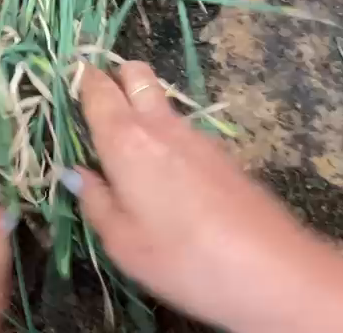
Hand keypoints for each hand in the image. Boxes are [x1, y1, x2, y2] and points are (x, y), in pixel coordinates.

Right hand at [68, 61, 342, 332]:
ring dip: (141, 104)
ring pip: (159, 97)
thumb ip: (94, 201)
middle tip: (99, 104)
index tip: (68, 83)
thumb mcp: (123, 243)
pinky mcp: (221, 152)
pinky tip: (168, 171)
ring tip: (130, 143)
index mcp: (124, 138)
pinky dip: (166, 131)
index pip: (96, 86)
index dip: (80, 78)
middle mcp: (158, 123)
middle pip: (134, 71)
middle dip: (114, 75)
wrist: (275, 271)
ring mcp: (194, 134)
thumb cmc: (185, 259)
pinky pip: (182, 125)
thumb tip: (75, 173)